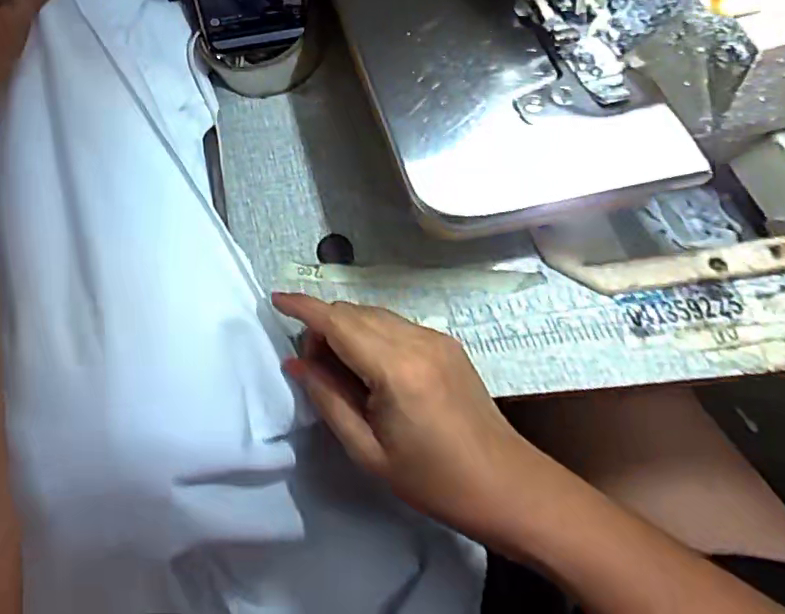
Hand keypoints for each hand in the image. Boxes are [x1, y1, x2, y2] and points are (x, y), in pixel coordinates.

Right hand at [272, 293, 543, 537]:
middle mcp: (415, 340)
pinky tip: (372, 368)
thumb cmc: (434, 480)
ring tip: (342, 371)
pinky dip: (371, 333)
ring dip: (347, 329)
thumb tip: (296, 362)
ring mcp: (434, 337)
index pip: (338, 321)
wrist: (509, 486)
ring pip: (373, 314)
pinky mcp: (445, 342)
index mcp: (396, 368)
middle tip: (314, 367)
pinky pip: (394, 323)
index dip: (303, 307)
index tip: (276, 299)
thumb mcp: (369, 451)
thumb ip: (328, 399)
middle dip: (323, 327)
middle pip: (352, 312)